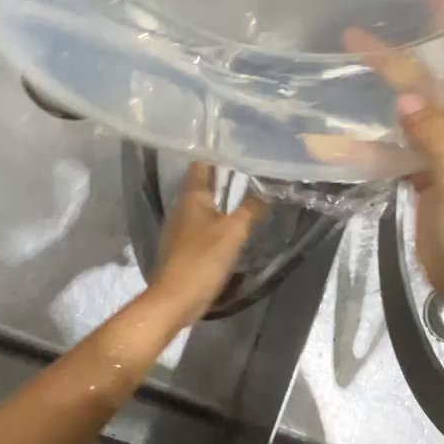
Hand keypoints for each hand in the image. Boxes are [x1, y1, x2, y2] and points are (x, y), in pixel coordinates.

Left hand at [147, 162, 267, 327]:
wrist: (175, 299)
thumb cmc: (202, 260)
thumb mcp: (234, 232)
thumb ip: (251, 209)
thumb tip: (268, 192)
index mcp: (192, 196)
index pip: (202, 163)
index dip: (218, 151)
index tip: (239, 144)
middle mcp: (182, 206)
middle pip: (203, 182)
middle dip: (224, 174)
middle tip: (251, 166)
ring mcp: (180, 227)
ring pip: (203, 203)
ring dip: (222, 197)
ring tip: (247, 191)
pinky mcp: (183, 246)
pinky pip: (203, 223)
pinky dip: (218, 218)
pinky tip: (233, 223)